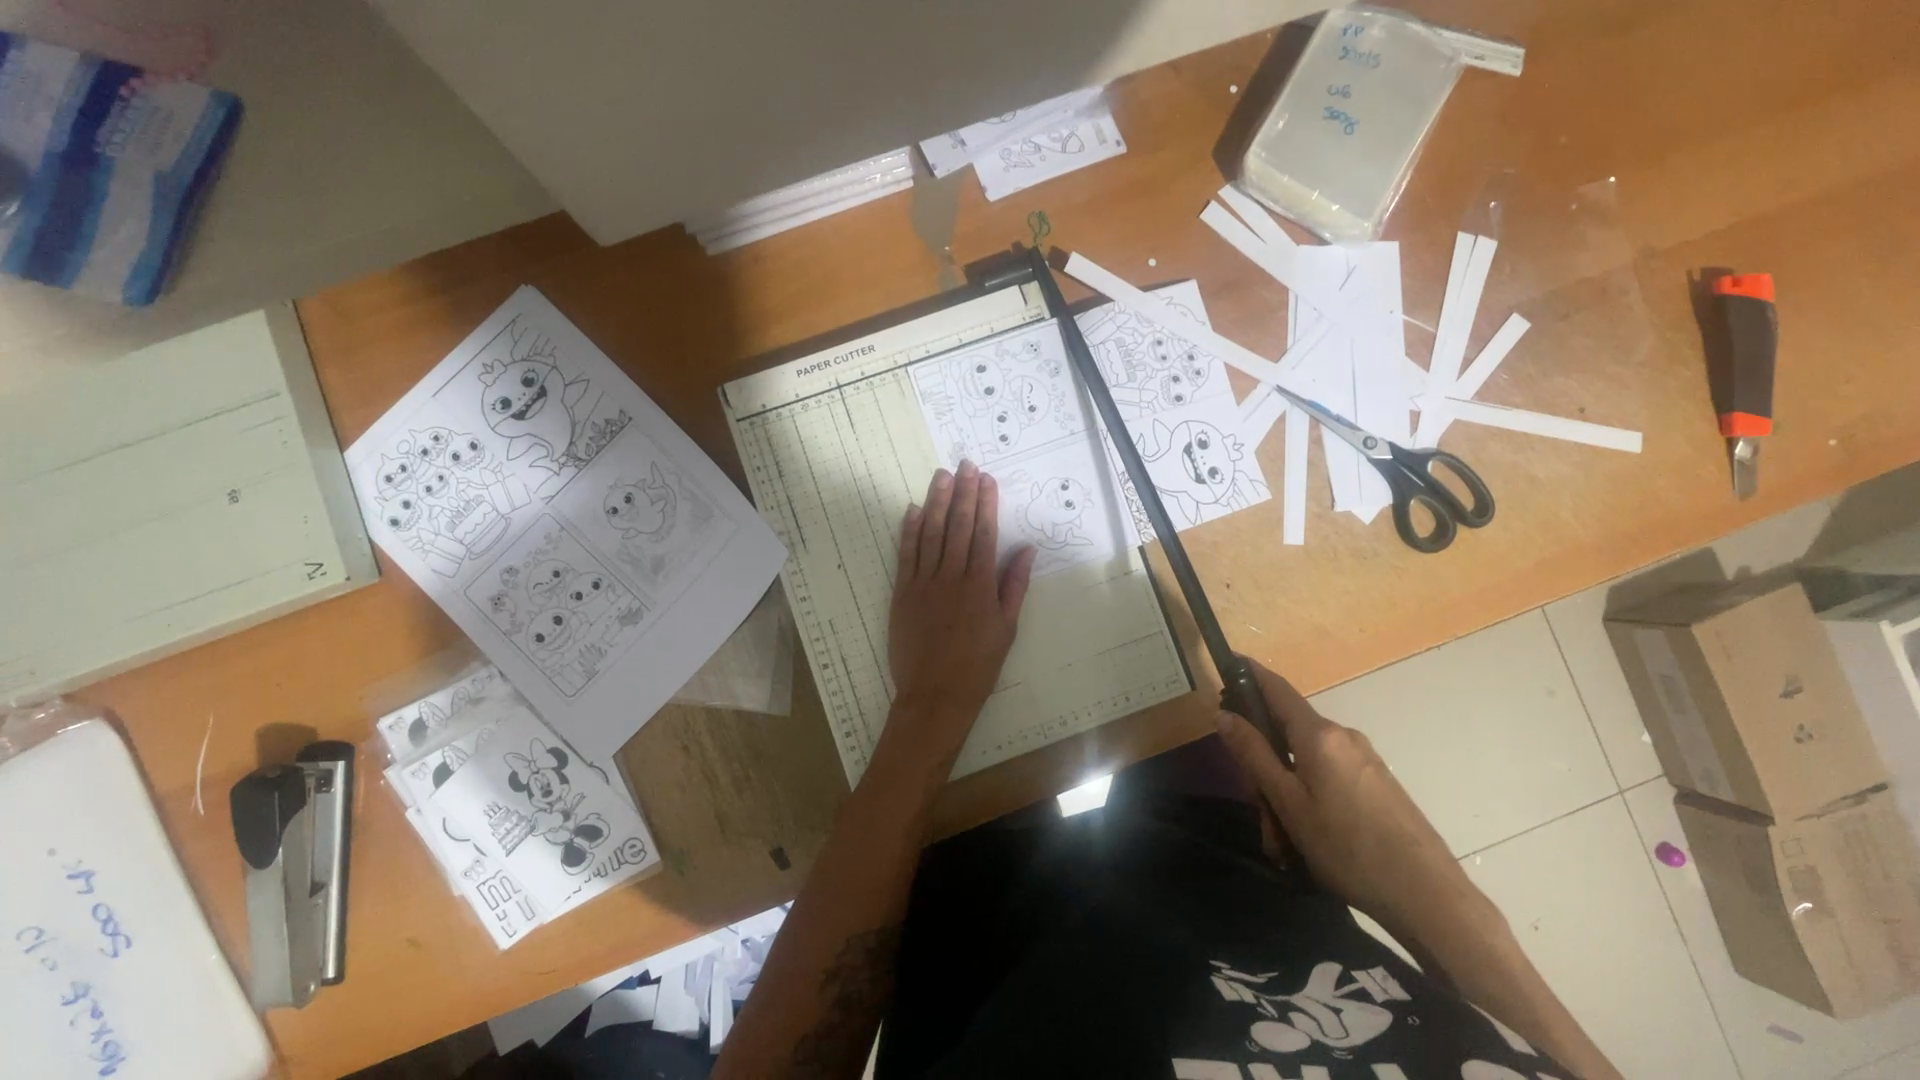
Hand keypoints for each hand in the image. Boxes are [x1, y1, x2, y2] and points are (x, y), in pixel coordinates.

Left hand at [886, 462, 1036, 751]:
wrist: (934, 695)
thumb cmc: (978, 666)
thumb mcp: (1006, 629)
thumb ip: (1014, 586)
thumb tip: (1026, 549)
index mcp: (980, 585)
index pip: (983, 533)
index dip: (985, 503)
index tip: (986, 479)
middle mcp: (951, 576)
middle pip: (956, 525)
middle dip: (962, 492)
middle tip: (965, 464)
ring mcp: (923, 583)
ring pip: (929, 533)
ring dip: (935, 502)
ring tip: (941, 475)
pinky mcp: (902, 593)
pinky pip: (905, 554)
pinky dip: (908, 530)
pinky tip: (912, 509)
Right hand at [1214, 659, 1500, 951]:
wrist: (1426, 894)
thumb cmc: (1347, 847)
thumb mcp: (1288, 803)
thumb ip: (1253, 755)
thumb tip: (1222, 713)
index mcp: (1319, 735)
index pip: (1277, 688)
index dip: (1249, 675)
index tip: (1226, 666)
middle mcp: (1344, 737)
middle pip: (1287, 736)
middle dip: (1265, 770)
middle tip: (1263, 818)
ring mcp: (1364, 761)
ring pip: (1306, 764)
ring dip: (1286, 797)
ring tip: (1287, 846)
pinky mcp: (1377, 785)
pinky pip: (1328, 780)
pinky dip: (1310, 804)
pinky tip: (1311, 844)